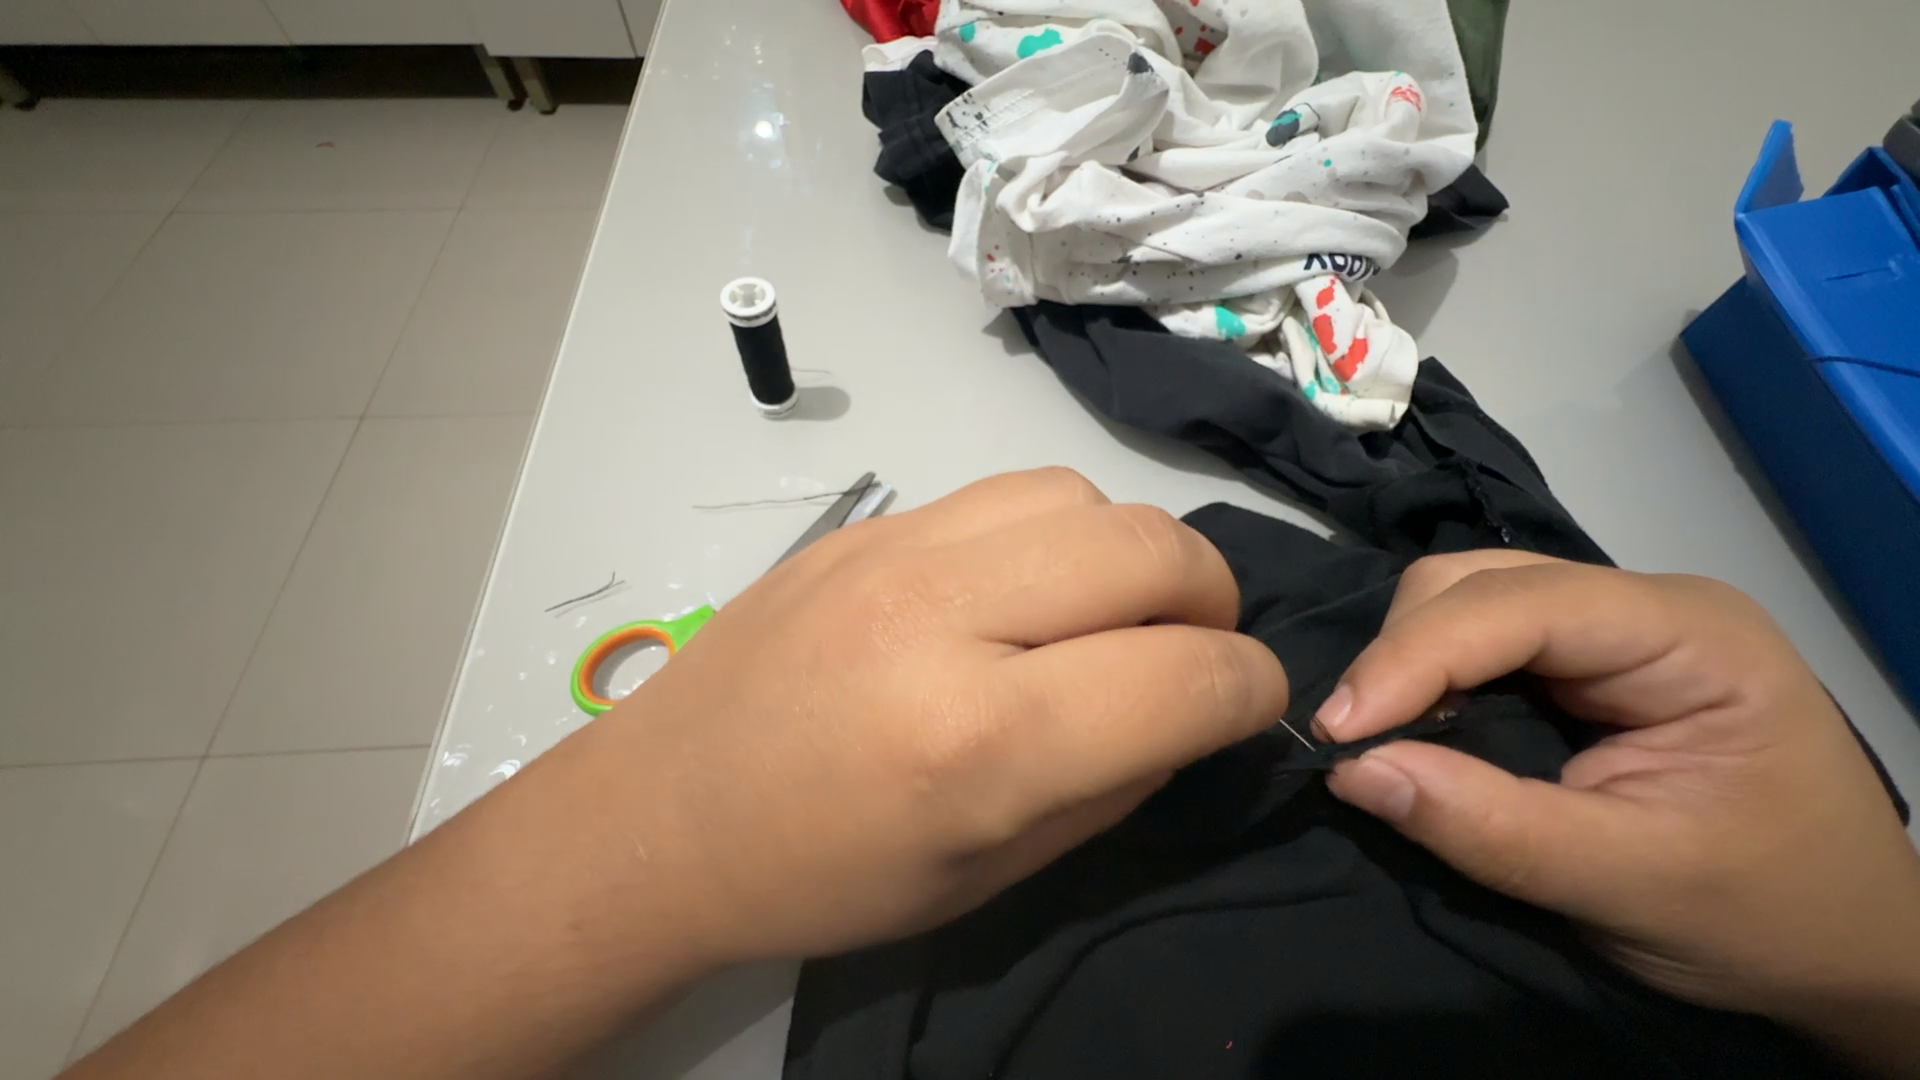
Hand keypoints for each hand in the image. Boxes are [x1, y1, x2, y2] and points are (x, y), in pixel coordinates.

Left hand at [598, 468, 1288, 964]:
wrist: (664, 812)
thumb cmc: (825, 874)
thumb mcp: (993, 874)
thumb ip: (1117, 781)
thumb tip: (1193, 708)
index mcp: (980, 739)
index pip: (1188, 676)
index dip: (1248, 691)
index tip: (1244, 705)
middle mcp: (946, 615)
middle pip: (1153, 548)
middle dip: (1212, 599)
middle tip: (1191, 648)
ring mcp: (899, 548)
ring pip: (1084, 496)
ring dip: (1132, 552)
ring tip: (1111, 609)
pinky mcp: (869, 523)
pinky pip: (1009, 491)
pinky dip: (1057, 531)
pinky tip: (1030, 583)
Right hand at [1319, 552, 1919, 1069]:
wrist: (1838, 941)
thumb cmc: (1767, 915)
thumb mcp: (1636, 887)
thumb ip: (1492, 829)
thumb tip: (1352, 771)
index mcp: (1688, 636)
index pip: (1518, 608)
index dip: (1413, 658)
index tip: (1338, 732)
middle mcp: (1635, 605)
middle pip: (1470, 583)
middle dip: (1398, 656)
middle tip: (1353, 739)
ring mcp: (1598, 623)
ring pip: (1452, 596)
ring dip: (1399, 661)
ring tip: (1379, 731)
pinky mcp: (1565, 653)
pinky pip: (1460, 632)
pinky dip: (1415, 673)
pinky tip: (1411, 719)